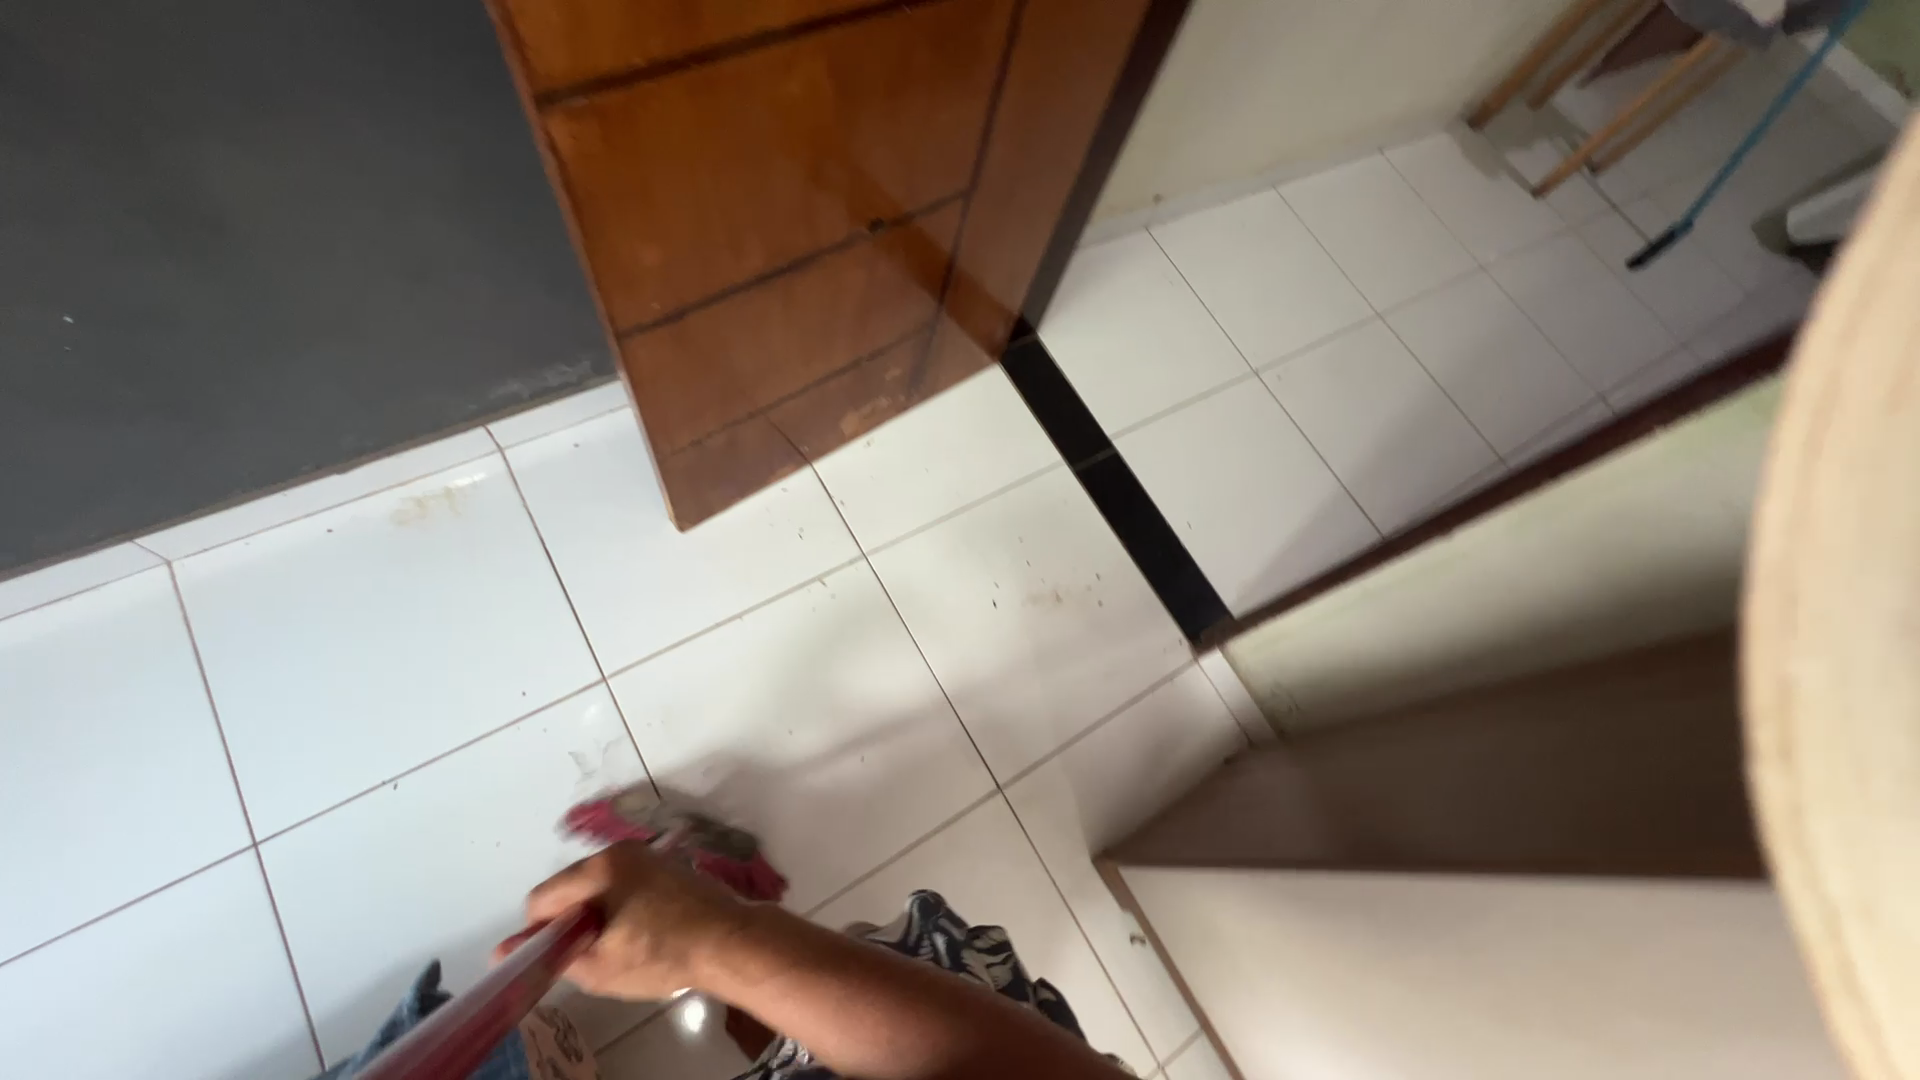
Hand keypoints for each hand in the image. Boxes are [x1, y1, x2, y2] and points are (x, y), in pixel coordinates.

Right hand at [495, 839, 749, 1000]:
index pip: (543, 897)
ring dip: (598, 912)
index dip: (539, 932)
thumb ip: (548, 954)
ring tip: (620, 944)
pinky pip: (627, 882)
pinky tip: (642, 930)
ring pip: (601, 885)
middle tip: (591, 953)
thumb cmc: (661, 954)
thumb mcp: (597, 966)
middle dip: (572, 919)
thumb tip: (502, 950)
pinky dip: (623, 903)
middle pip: (572, 886)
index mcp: (601, 867)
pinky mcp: (668, 865)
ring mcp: (649, 854)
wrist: (728, 940)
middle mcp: (623, 850)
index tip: (557, 955)